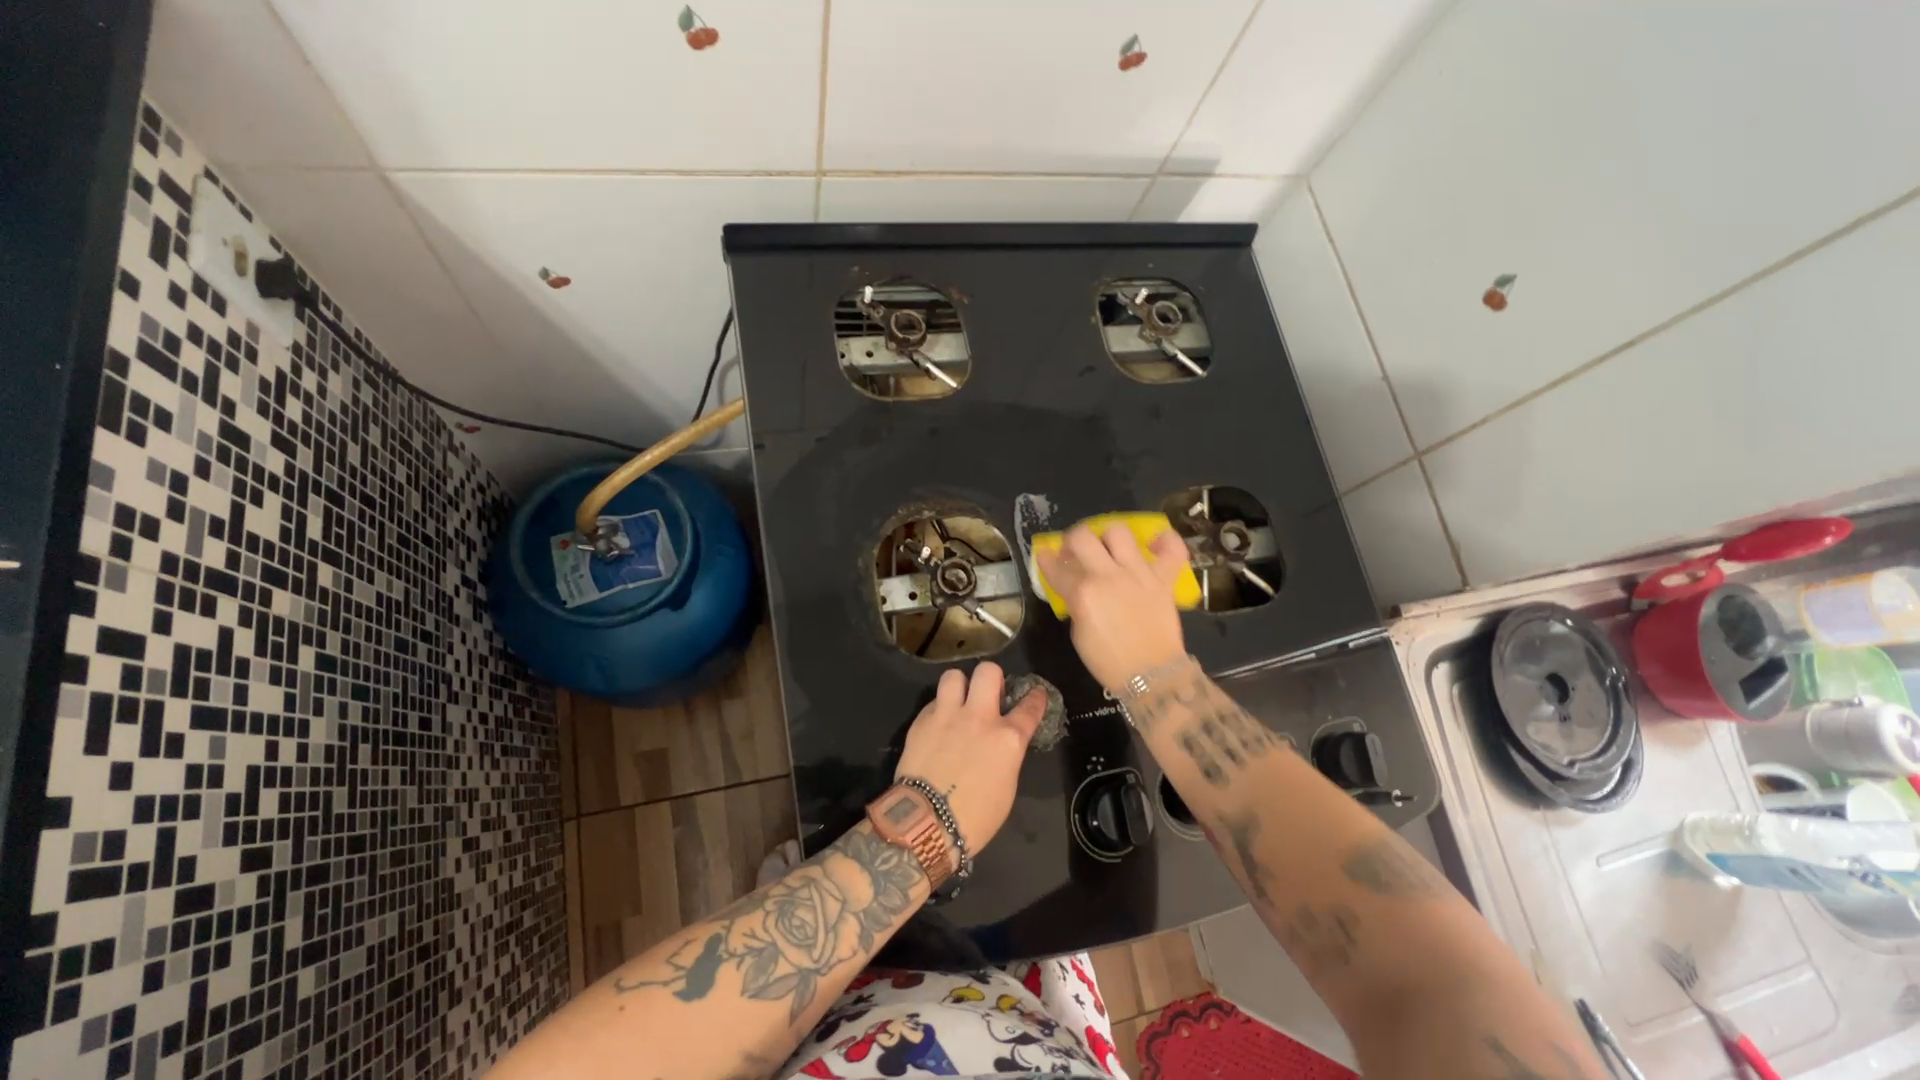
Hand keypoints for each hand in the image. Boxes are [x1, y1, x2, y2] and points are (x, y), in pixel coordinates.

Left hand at [895, 662, 1044, 855]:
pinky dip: (939, 708)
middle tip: (990, 693)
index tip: (1036, 693)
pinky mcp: (921, 721)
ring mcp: (947, 716)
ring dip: (960, 685)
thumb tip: (1002, 745)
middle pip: (988, 672)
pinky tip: (939, 724)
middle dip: (993, 678)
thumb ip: (1007, 755)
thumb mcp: (1007, 787)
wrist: (927, 822)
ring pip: (954, 675)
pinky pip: (933, 701)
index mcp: (1008, 738)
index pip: (1030, 707)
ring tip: (959, 700)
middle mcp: (979, 718)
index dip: (1036, 698)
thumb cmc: (976, 817)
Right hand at [1034, 523, 1189, 690]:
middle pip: (1082, 537)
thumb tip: (1077, 590)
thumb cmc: (1109, 662)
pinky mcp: (1163, 579)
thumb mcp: (1079, 634)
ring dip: (1108, 537)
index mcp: (1082, 593)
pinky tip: (1153, 545)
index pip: (1055, 567)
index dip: (1045, 559)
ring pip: (1119, 532)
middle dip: (1072, 540)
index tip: (1044, 555)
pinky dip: (1165, 541)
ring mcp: (1138, 574)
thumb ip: (1076, 605)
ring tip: (1109, 548)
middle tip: (1075, 552)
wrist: (1151, 675)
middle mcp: (1108, 576)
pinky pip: (1172, 549)